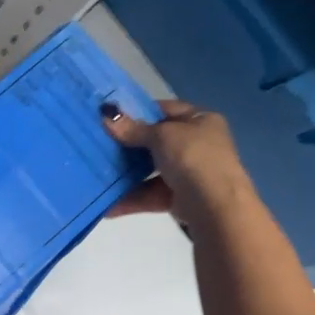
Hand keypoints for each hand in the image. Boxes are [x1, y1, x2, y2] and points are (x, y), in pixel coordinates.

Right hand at [103, 100, 254, 226]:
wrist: (215, 204)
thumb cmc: (193, 157)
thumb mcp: (162, 136)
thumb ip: (133, 128)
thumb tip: (106, 114)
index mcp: (201, 120)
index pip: (167, 109)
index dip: (141, 111)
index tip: (113, 117)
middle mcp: (198, 144)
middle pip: (157, 141)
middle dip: (129, 145)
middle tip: (100, 144)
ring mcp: (189, 171)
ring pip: (152, 169)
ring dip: (127, 174)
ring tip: (99, 174)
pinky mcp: (180, 197)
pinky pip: (151, 194)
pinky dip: (131, 199)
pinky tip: (108, 204)